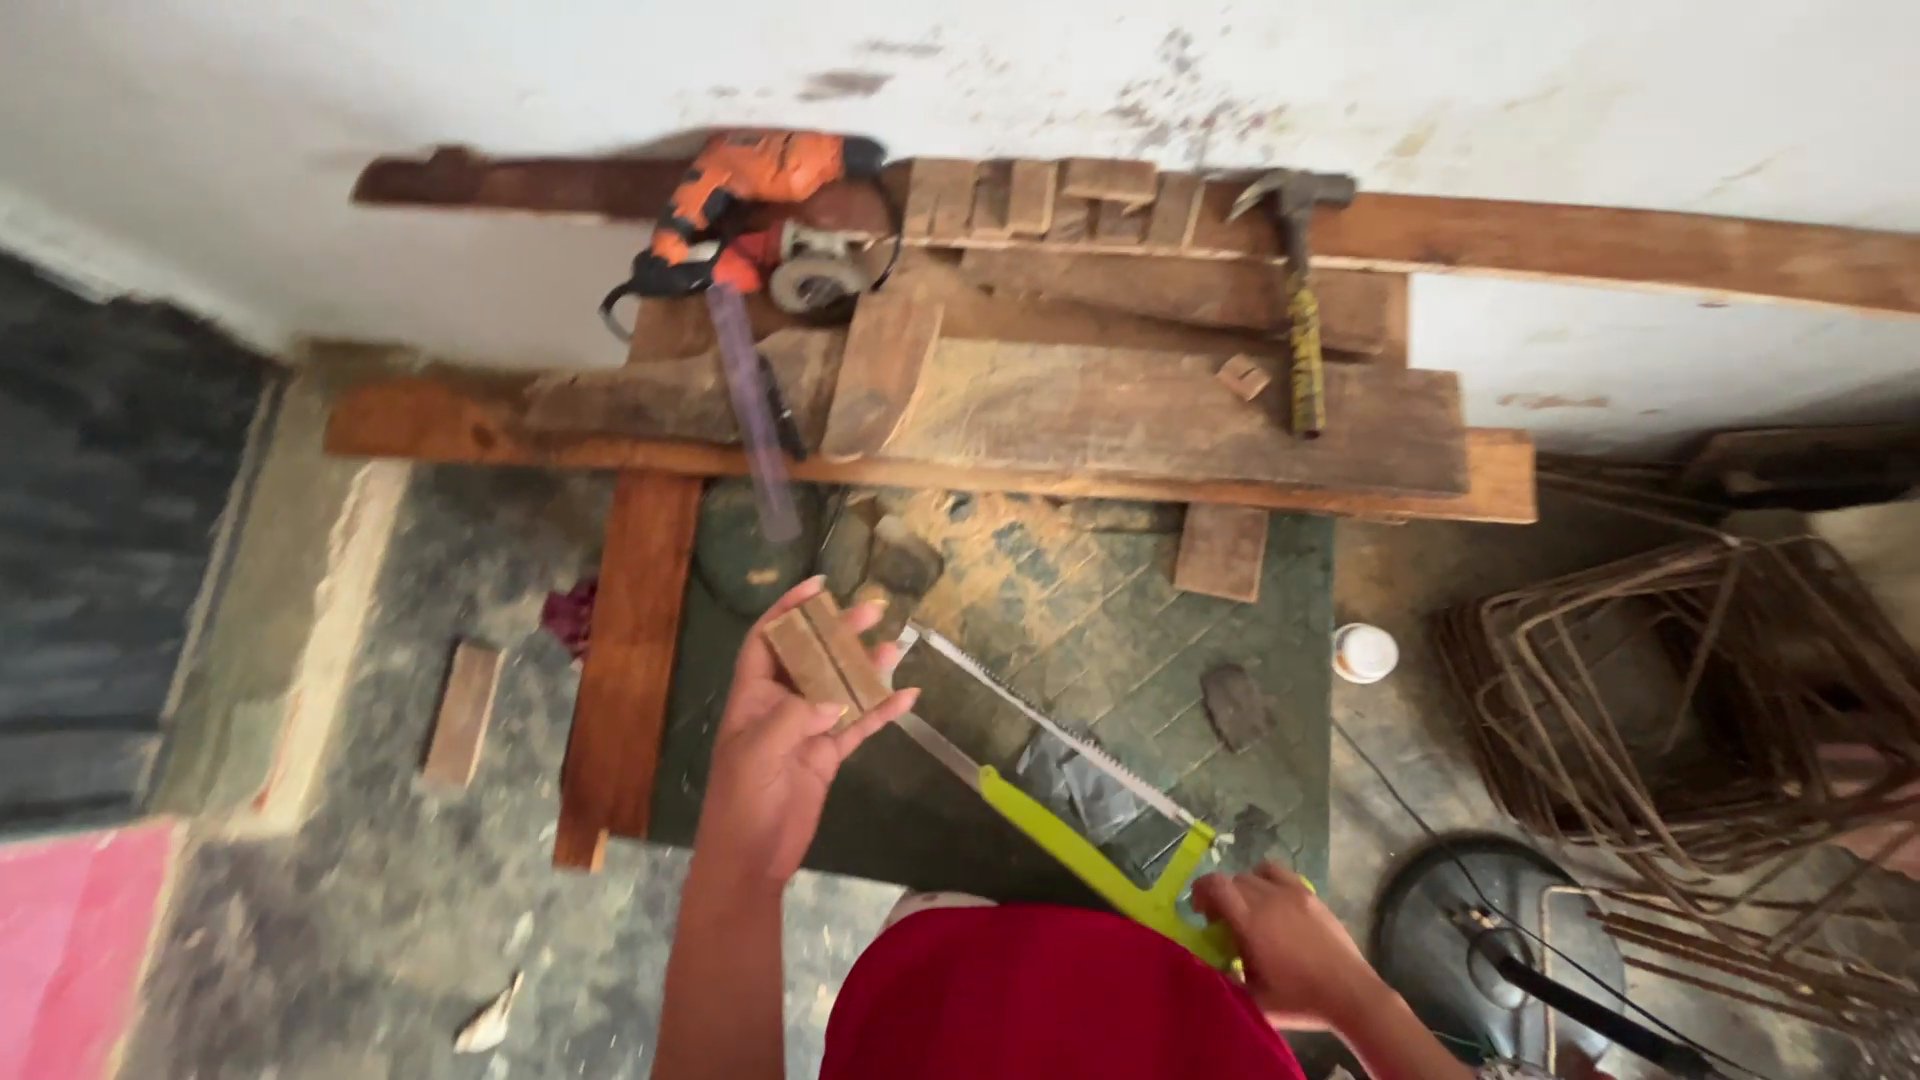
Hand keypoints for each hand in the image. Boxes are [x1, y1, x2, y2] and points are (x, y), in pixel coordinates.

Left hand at [692, 577, 918, 894]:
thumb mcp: (758, 753)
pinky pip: (859, 725)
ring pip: (841, 687)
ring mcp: (808, 728)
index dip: (788, 611)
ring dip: (866, 667)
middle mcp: (781, 705)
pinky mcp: (828, 754)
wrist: (751, 859)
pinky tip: (906, 696)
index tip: (818, 587)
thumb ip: (795, 717)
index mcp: (752, 696)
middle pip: (812, 657)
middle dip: (838, 632)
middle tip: (873, 610)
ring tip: (896, 645)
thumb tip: (835, 696)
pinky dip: (881, 711)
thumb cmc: (741, 801)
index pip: (768, 640)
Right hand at [1193, 862, 1392, 1031]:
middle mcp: (1266, 899)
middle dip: (1220, 896)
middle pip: (1231, 880)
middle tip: (1224, 922)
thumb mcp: (1255, 999)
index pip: (1214, 884)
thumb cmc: (1301, 999)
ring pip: (1252, 874)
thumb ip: (1226, 979)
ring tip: (1249, 910)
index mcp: (1250, 922)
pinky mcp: (1308, 893)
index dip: (1200, 890)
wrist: (1352, 995)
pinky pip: (1276, 871)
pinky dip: (1264, 878)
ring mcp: (1290, 892)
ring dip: (1242, 888)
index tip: (1200, 911)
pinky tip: (1272, 900)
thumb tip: (1206, 965)